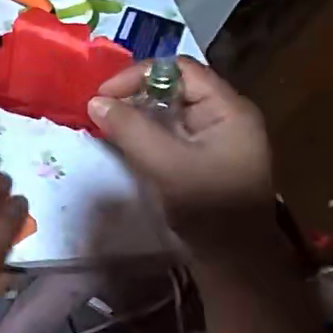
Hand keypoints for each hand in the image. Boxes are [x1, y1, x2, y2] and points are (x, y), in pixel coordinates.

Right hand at [87, 56, 274, 238]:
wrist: (237, 263)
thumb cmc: (209, 208)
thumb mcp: (167, 166)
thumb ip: (131, 130)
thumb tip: (95, 102)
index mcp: (228, 109)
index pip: (180, 69)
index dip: (140, 75)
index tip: (105, 95)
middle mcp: (225, 116)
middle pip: (176, 86)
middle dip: (137, 93)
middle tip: (104, 110)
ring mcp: (216, 138)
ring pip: (172, 109)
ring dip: (140, 113)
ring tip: (110, 124)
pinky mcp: (205, 157)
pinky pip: (173, 131)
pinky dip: (148, 132)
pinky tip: (128, 142)